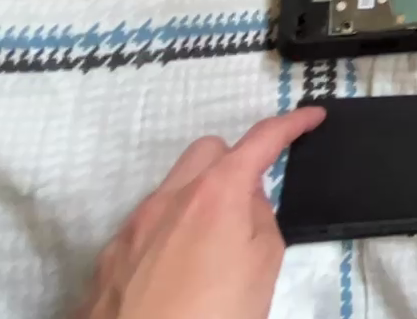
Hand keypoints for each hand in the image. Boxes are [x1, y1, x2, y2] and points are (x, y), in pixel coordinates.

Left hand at [74, 106, 325, 318]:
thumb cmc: (218, 314)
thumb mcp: (265, 262)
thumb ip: (259, 216)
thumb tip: (243, 203)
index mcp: (216, 192)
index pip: (262, 138)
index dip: (293, 122)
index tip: (314, 116)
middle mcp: (168, 200)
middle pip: (207, 150)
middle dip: (234, 159)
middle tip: (250, 197)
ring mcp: (129, 231)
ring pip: (172, 190)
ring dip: (198, 199)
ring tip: (211, 247)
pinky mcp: (103, 265)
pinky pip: (145, 228)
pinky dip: (168, 233)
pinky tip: (175, 274)